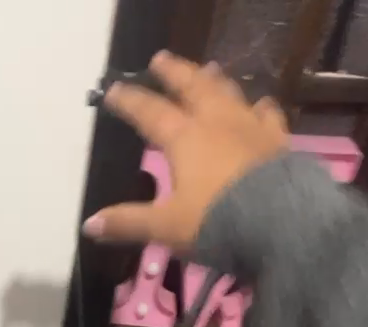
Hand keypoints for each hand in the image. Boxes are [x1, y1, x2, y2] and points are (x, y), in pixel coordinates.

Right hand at [84, 51, 290, 254]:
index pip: (151, 113)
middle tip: (161, 59)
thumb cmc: (216, 221)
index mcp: (185, 139)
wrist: (279, 224)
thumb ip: (128, 223)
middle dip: (175, 73)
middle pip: (193, 88)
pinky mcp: (278, 142)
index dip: (131, 102)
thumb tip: (88, 225)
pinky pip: (268, 116)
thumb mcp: (165, 227)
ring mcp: (251, 128)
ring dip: (215, 81)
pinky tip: (260, 106)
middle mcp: (218, 123)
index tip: (114, 89)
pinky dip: (259, 108)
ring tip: (208, 69)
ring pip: (230, 94)